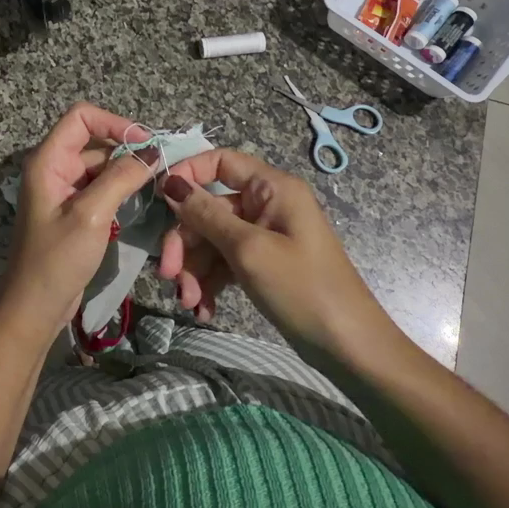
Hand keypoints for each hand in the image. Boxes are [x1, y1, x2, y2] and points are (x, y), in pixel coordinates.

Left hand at [0, 103, 160, 346]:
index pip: (82, 117)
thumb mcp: (92, 214)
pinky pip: (100, 187)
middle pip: (94, 140)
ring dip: (127, 171)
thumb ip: (121, 178)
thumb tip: (153, 152)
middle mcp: (53, 168)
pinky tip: (142, 201)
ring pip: (101, 165)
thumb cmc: (57, 259)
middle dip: (127, 149)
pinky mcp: (73, 210)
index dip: (115, 123)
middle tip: (162, 166)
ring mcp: (63, 190)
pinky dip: (121, 190)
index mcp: (47, 160)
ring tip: (158, 184)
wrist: (35, 307)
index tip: (147, 144)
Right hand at [156, 147, 390, 352]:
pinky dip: (210, 283)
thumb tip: (170, 182)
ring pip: (212, 239)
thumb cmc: (303, 289)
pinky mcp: (262, 265)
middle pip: (209, 208)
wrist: (350, 347)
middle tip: (167, 274)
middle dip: (185, 241)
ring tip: (188, 302)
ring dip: (194, 269)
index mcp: (272, 188)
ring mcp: (265, 236)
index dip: (187, 174)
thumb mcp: (248, 250)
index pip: (220, 161)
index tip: (158, 201)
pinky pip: (225, 262)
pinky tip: (203, 309)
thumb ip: (205, 214)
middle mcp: (267, 205)